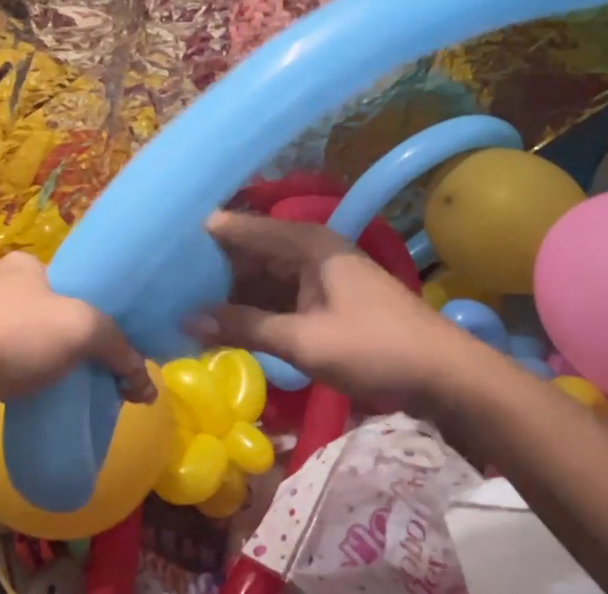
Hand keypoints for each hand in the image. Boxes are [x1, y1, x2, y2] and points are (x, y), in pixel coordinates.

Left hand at [0, 251, 154, 428]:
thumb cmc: (14, 336)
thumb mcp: (81, 326)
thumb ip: (117, 343)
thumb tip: (140, 377)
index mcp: (25, 264)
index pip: (75, 284)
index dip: (101, 314)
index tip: (118, 348)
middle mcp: (0, 286)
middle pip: (59, 316)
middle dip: (84, 347)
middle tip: (108, 379)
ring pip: (36, 344)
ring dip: (59, 367)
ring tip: (81, 396)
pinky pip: (14, 367)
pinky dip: (33, 382)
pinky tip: (45, 401)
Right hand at [188, 211, 493, 405]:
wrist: (450, 380)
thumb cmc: (377, 348)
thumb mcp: (304, 341)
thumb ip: (244, 326)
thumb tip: (186, 321)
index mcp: (306, 242)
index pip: (238, 227)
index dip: (199, 236)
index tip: (156, 245)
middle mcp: (308, 248)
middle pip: (247, 250)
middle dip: (209, 268)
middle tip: (162, 282)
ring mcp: (317, 274)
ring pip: (260, 275)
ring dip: (228, 291)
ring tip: (181, 302)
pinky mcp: (324, 299)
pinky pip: (276, 295)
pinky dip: (251, 307)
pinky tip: (222, 322)